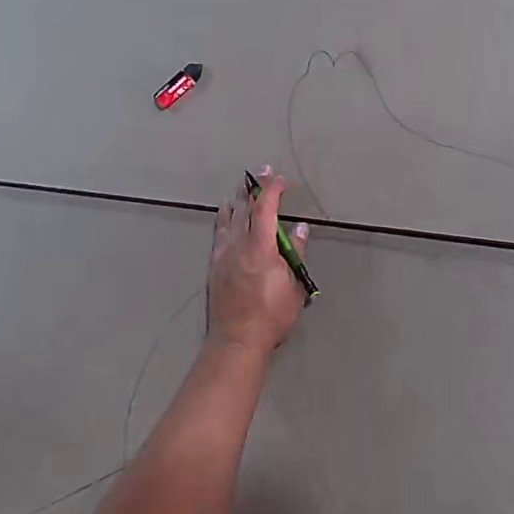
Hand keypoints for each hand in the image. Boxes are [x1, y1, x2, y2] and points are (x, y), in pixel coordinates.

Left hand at [208, 166, 309, 352]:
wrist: (237, 339)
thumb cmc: (271, 316)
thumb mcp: (293, 287)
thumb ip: (295, 254)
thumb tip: (299, 229)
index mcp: (260, 248)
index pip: (266, 209)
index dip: (272, 190)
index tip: (279, 179)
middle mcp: (238, 246)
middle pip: (245, 209)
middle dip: (254, 190)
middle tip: (260, 174)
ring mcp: (223, 255)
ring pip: (229, 219)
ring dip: (237, 202)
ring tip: (240, 190)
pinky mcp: (214, 266)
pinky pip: (219, 234)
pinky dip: (223, 220)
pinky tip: (224, 216)